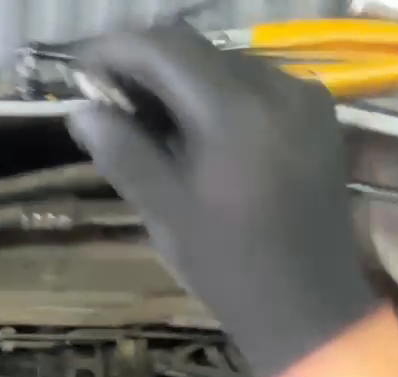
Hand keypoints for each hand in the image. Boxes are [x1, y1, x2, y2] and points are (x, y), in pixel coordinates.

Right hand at [68, 31, 381, 376]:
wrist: (305, 306)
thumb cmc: (227, 268)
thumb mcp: (165, 214)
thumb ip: (124, 155)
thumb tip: (79, 111)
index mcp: (235, 110)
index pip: (166, 48)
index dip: (116, 48)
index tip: (80, 65)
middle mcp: (277, 86)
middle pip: (198, 51)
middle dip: (146, 66)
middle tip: (106, 100)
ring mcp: (305, 99)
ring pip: (228, 67)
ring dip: (181, 84)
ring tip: (146, 125)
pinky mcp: (318, 118)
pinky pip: (257, 89)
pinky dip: (217, 100)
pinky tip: (196, 137)